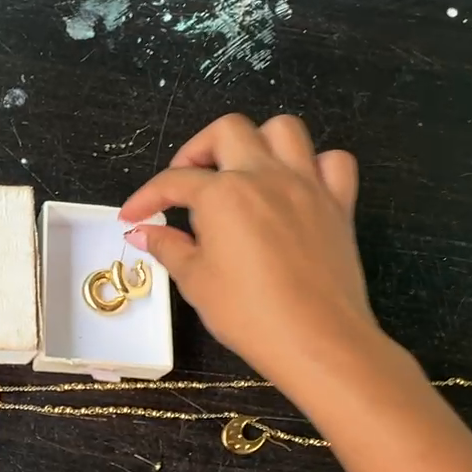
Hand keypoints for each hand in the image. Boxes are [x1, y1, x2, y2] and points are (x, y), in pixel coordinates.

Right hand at [119, 114, 376, 388]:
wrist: (317, 342)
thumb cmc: (248, 313)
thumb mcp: (194, 281)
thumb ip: (168, 246)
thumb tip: (142, 232)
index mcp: (223, 193)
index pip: (173, 181)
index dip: (146, 197)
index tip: (133, 216)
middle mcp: (264, 175)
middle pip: (228, 130)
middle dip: (199, 149)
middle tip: (187, 182)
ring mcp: (306, 185)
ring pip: (283, 129)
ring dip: (256, 142)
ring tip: (240, 172)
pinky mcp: (339, 204)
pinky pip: (333, 162)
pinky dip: (313, 165)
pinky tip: (294, 187)